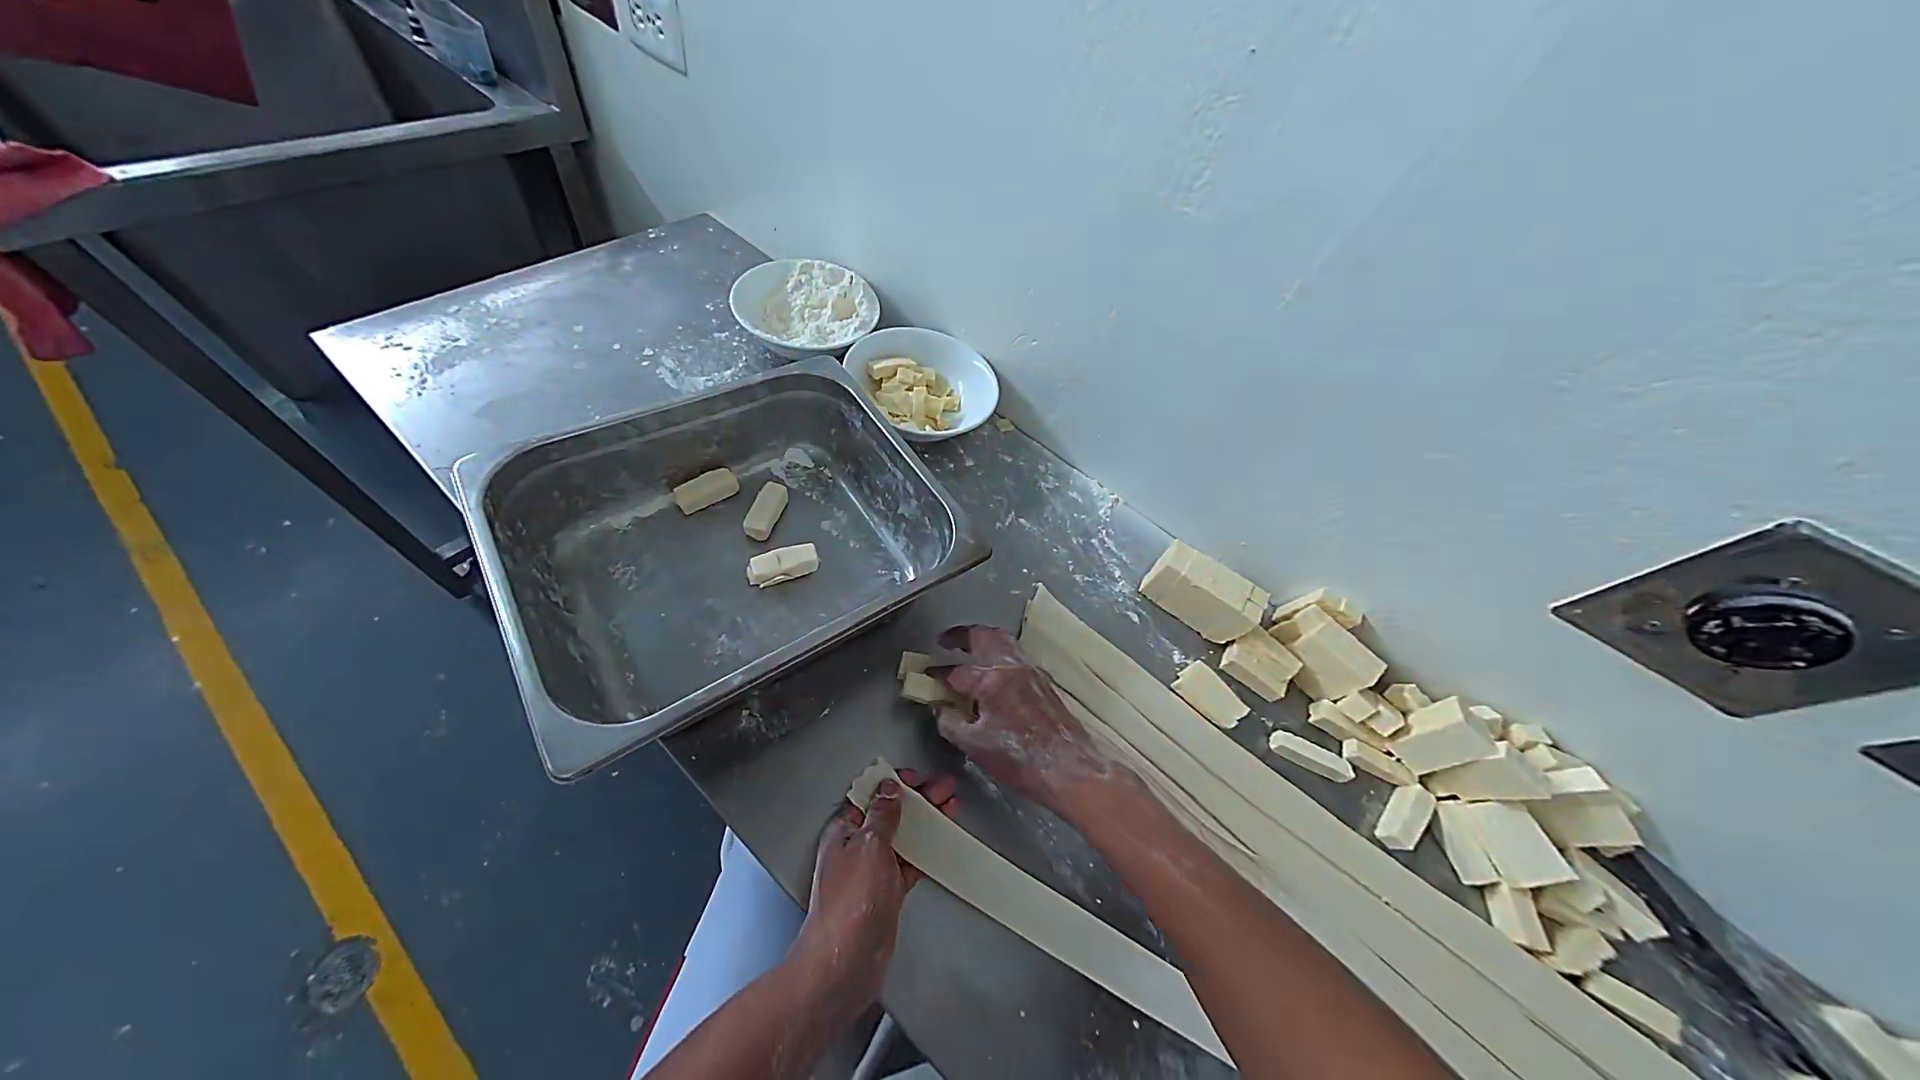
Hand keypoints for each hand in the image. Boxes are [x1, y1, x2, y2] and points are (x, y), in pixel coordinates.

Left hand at [792, 770, 956, 1008]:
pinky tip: (942, 839)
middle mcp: (855, 847)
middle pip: (890, 814)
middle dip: (918, 799)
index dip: (891, 783)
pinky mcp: (887, 891)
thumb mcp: (869, 845)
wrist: (847, 960)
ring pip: (903, 836)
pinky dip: (926, 849)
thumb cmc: (851, 901)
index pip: (869, 796)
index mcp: (843, 831)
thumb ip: (882, 814)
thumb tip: (889, 788)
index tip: (915, 777)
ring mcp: (872, 870)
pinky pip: (910, 862)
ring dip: (926, 821)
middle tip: (944, 788)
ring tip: (950, 806)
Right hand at [934, 625, 1128, 816]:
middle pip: (983, 636)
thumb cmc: (1021, 760)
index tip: (926, 675)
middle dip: (961, 635)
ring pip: (1003, 641)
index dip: (936, 673)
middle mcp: (1012, 667)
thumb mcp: (974, 746)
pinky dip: (999, 654)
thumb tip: (941, 708)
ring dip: (984, 640)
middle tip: (946, 641)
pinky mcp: (1043, 681)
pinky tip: (994, 670)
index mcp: (991, 681)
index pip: (955, 670)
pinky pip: (1016, 655)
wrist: (1070, 769)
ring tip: (970, 649)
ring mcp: (1031, 671)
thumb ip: (950, 722)